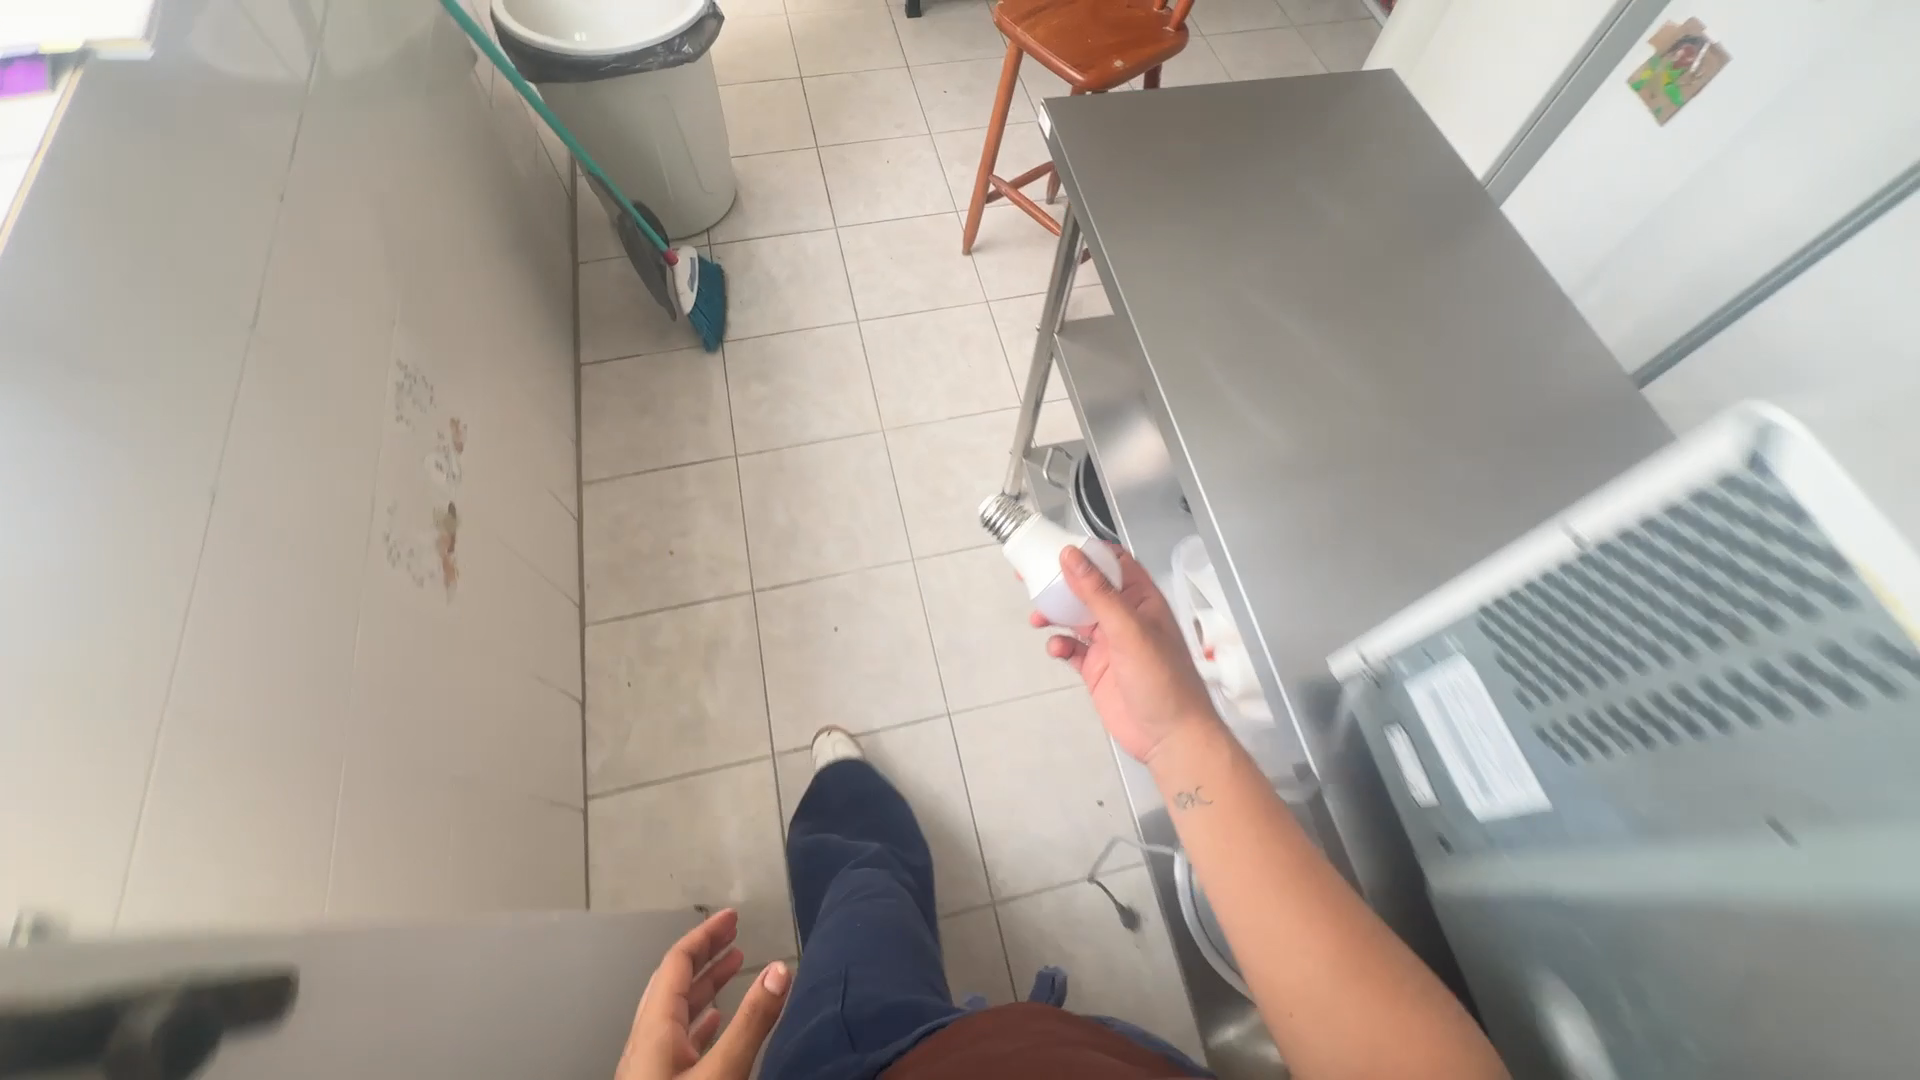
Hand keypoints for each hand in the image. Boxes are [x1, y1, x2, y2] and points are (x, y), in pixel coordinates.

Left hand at [615, 909, 790, 1079]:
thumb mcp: (722, 1072)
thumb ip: (751, 1021)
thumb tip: (780, 969)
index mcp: (654, 1029)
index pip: (677, 962)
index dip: (706, 935)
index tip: (733, 916)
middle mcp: (646, 1042)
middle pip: (674, 982)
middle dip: (706, 953)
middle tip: (735, 933)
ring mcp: (648, 1068)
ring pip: (677, 1011)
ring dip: (706, 984)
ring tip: (735, 966)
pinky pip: (678, 1039)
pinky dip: (700, 1020)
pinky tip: (716, 1021)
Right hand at [1031, 545, 1221, 762]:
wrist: (1169, 737)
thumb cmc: (1168, 685)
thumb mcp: (1129, 630)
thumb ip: (1098, 593)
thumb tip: (1073, 559)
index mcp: (1142, 600)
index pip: (1112, 563)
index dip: (1086, 553)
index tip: (1058, 548)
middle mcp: (1126, 618)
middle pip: (1087, 588)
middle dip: (1060, 582)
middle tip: (1034, 577)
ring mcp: (1111, 644)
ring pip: (1075, 618)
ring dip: (1054, 614)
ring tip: (1039, 616)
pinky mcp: (1098, 668)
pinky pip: (1071, 649)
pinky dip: (1059, 646)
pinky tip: (1057, 649)